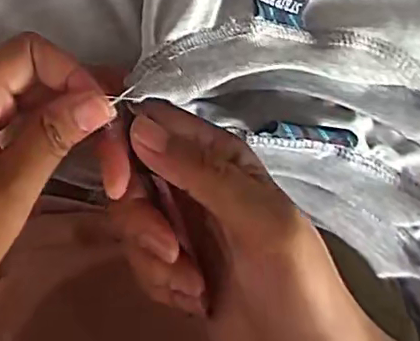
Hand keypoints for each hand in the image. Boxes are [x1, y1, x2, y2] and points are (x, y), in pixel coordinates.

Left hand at [0, 33, 122, 340]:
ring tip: (106, 149)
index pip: (29, 51)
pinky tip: (73, 147)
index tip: (103, 113)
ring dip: (64, 114)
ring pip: (25, 92)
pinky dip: (44, 127)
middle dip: (75, 96)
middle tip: (115, 140)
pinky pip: (12, 114)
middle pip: (30, 69)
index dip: (72, 71)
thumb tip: (98, 99)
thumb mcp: (6, 194)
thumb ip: (51, 138)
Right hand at [108, 100, 388, 340]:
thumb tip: (140, 127)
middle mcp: (190, 178)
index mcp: (214, 153)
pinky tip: (195, 299)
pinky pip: (138, 256)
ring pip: (129, 215)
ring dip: (153, 256)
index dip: (124, 141)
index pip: (151, 120)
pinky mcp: (171, 260)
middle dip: (138, 214)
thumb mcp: (260, 220)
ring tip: (194, 285)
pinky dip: (160, 282)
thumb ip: (201, 171)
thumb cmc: (300, 282)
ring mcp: (179, 220)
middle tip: (168, 249)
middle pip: (130, 170)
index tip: (119, 181)